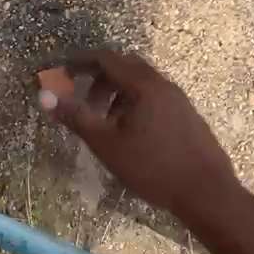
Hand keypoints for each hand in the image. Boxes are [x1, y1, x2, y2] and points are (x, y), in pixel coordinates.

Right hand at [39, 51, 238, 215]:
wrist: (210, 195)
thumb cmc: (153, 167)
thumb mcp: (107, 144)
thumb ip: (75, 116)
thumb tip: (43, 95)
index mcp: (142, 84)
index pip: (105, 58)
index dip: (79, 62)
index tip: (62, 73)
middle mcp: (162, 83)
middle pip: (124, 66)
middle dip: (99, 78)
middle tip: (84, 100)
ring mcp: (178, 98)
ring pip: (141, 82)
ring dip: (117, 92)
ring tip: (106, 121)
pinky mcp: (188, 115)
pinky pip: (155, 96)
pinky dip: (135, 102)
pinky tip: (133, 132)